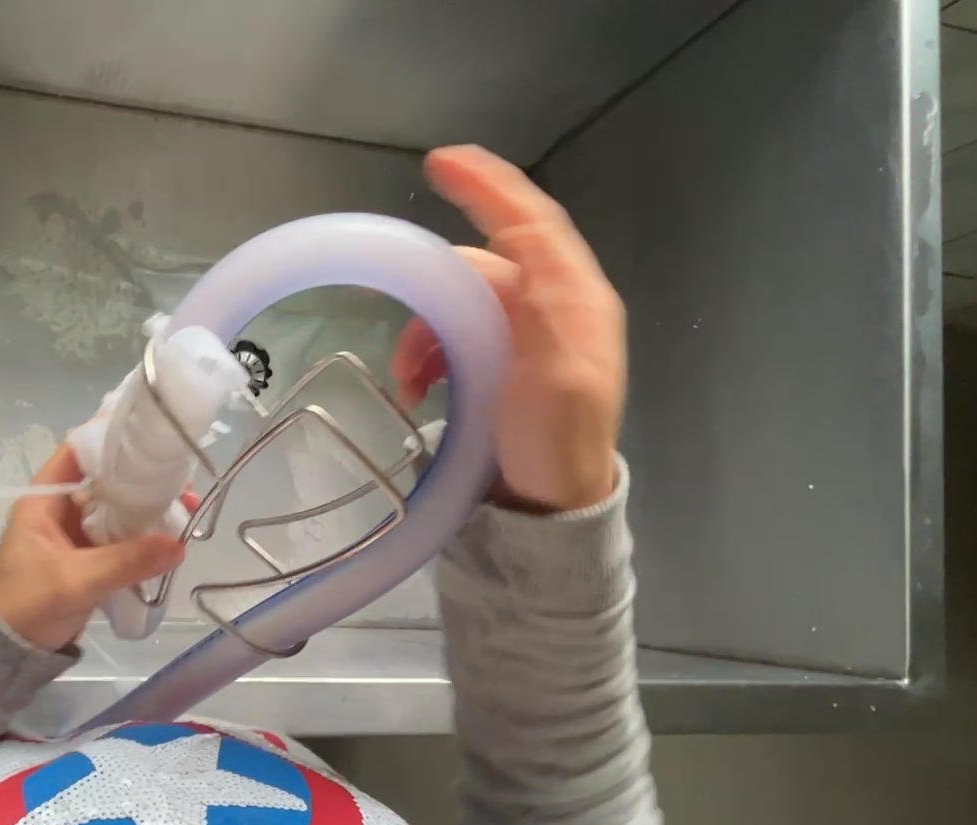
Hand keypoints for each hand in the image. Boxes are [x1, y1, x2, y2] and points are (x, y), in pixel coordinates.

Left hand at [0, 445, 188, 650]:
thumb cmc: (27, 605)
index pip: (78, 454)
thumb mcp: (76, 580)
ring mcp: (76, 537)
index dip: (112, 443)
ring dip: (148, 513)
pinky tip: (171, 540)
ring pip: (117, 514)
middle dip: (144, 483)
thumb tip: (178, 545)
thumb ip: (126, 562)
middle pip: (106, 484)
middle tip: (183, 487)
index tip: (152, 442)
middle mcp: (61, 512)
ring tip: (186, 512)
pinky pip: (120, 541)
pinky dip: (143, 540)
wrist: (7, 652)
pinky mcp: (89, 562)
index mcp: (44, 502)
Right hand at [392, 145, 626, 513]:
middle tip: (404, 356)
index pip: (531, 224)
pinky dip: (429, 356)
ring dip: (424, 338)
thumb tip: (502, 261)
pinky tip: (418, 388)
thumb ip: (538, 314)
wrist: (550, 508)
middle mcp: (550, 306)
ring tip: (408, 384)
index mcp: (573, 300)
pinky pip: (454, 339)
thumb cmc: (556, 446)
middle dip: (431, 302)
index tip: (440, 163)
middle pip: (479, 271)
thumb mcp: (557, 379)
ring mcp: (523, 337)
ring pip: (458, 307)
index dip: (488, 188)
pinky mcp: (499, 365)